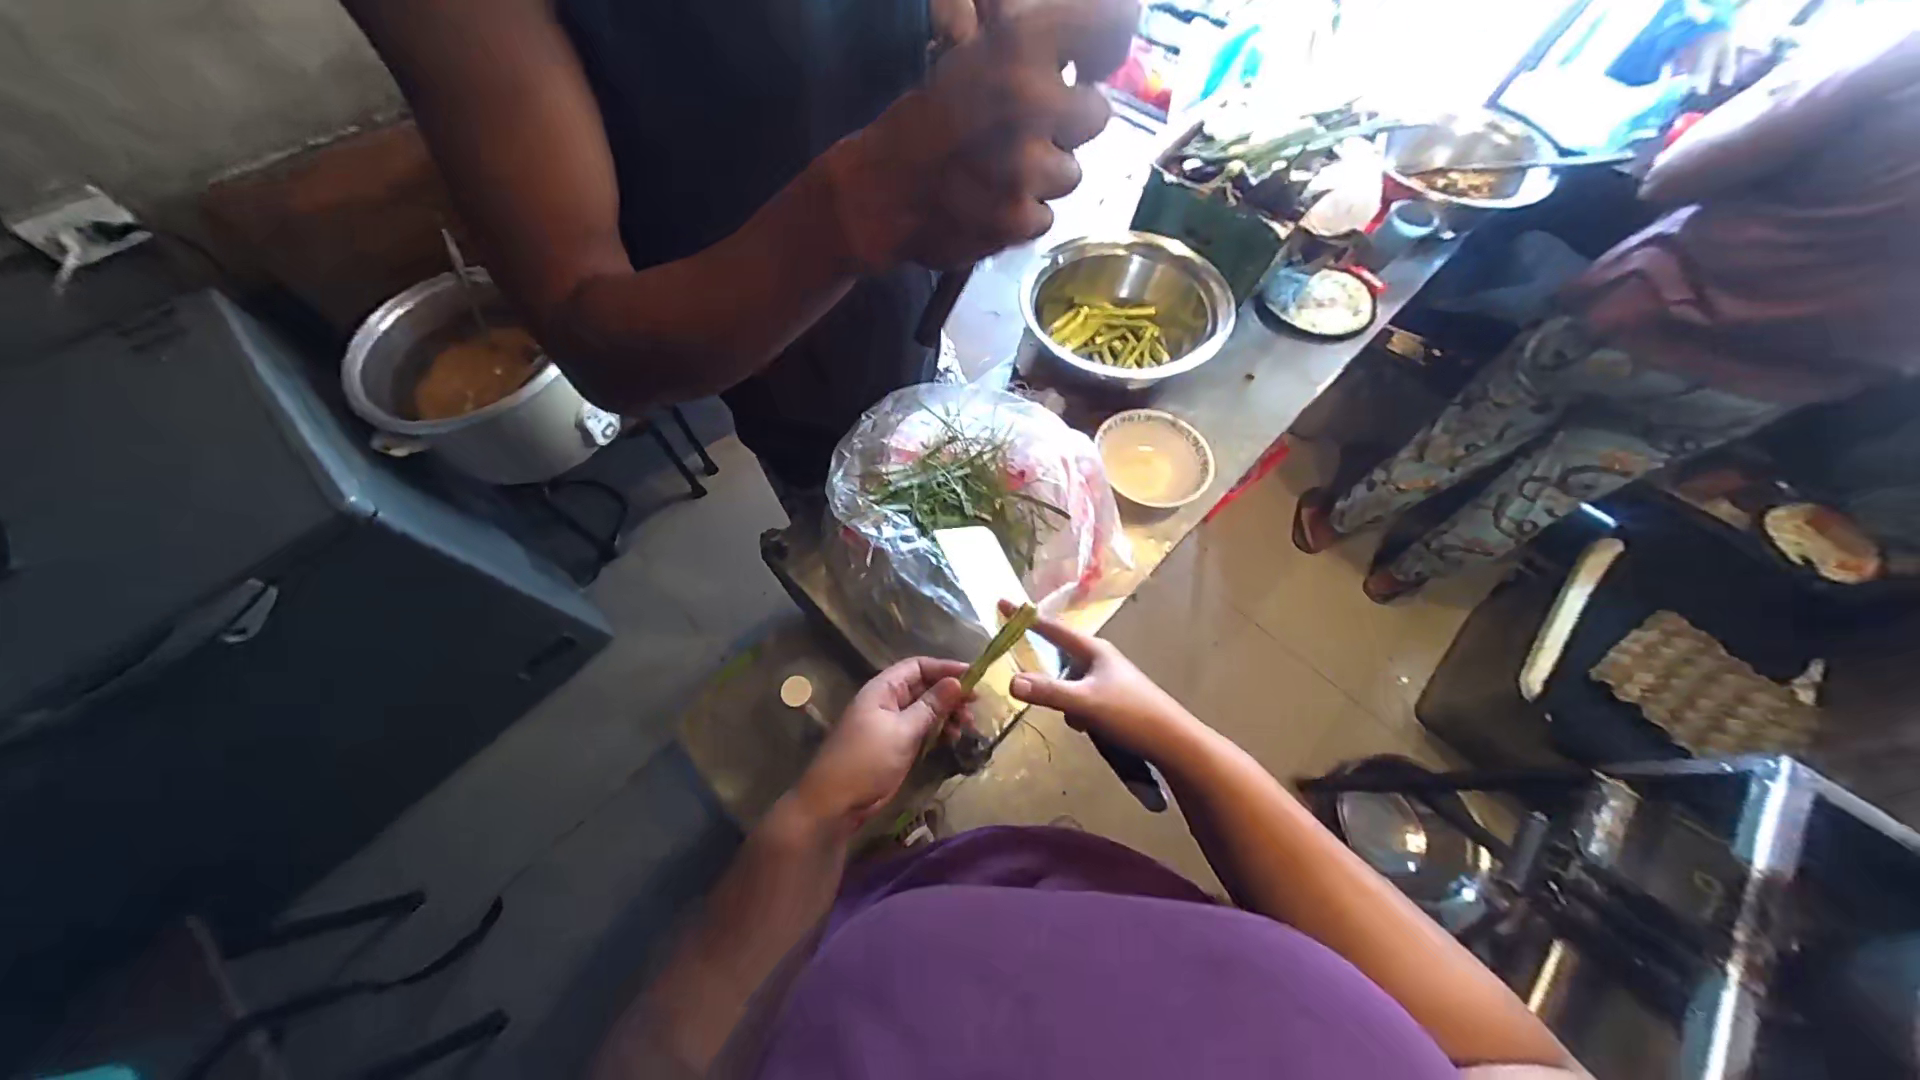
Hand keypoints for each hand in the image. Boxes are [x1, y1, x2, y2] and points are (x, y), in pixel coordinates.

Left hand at [791, 658, 973, 828]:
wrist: (835, 803)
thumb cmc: (867, 760)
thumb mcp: (903, 731)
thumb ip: (931, 706)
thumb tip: (957, 682)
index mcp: (883, 689)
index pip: (919, 666)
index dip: (946, 668)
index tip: (974, 676)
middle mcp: (887, 701)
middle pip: (924, 686)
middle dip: (950, 692)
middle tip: (975, 705)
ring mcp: (891, 724)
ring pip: (926, 709)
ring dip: (947, 713)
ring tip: (967, 724)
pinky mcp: (896, 745)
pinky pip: (922, 729)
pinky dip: (939, 730)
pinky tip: (953, 738)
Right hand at [824, 0, 1138, 270]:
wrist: (880, 195)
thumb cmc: (922, 122)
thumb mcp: (965, 54)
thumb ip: (1016, 35)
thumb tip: (1096, 17)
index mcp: (1016, 45)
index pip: (1112, 24)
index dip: (1106, 46)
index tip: (1089, 64)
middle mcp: (1030, 102)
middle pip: (1096, 115)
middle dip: (1066, 125)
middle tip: (1027, 132)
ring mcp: (1026, 169)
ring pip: (1071, 174)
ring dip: (1043, 176)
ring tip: (1001, 174)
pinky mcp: (1019, 220)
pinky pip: (1045, 216)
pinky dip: (1023, 216)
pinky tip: (992, 205)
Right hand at [1002, 600, 1201, 759]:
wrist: (1174, 742)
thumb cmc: (1131, 714)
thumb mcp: (1085, 703)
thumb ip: (1049, 692)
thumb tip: (1011, 682)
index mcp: (1093, 649)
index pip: (1052, 628)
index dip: (1026, 618)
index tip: (1001, 603)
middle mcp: (1099, 659)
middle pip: (1059, 657)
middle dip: (1046, 675)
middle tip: (1030, 684)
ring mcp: (1106, 679)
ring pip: (1069, 682)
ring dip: (1064, 699)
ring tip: (1078, 718)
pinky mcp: (1111, 699)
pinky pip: (1080, 699)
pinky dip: (1078, 711)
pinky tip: (1087, 727)